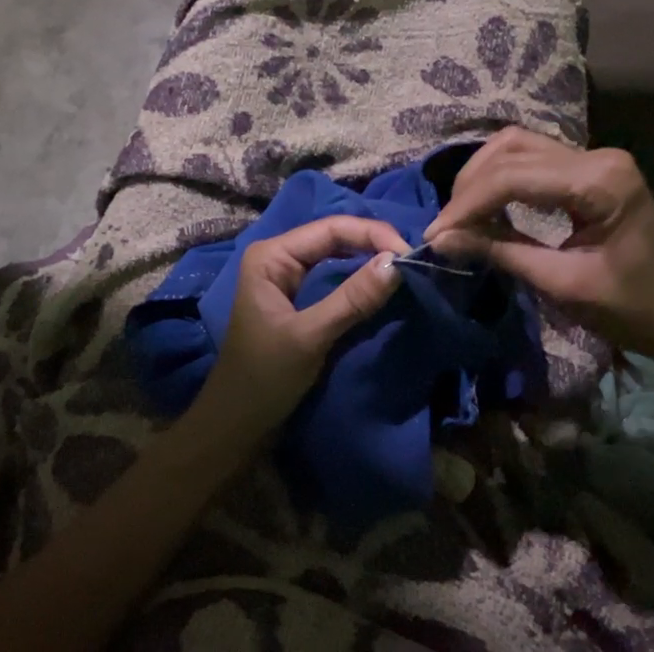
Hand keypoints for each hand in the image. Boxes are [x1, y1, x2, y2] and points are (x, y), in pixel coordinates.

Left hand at [188, 216, 409, 445]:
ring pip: (338, 258)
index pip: (330, 229)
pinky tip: (385, 287)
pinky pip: (336, 280)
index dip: (372, 234)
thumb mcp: (310, 336)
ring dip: (371, 261)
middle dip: (374, 245)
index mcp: (271, 255)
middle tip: (415, 261)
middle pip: (335, 238)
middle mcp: (279, 258)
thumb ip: (352, 299)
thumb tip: (396, 262)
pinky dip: (361, 282)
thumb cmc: (264, 377)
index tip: (411, 252)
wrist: (237, 424)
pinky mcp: (301, 302)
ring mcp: (289, 280)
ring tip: (408, 268)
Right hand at [423, 128, 653, 369]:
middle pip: (511, 150)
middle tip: (445, 228)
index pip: (514, 177)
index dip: (468, 204)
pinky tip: (485, 205)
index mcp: (601, 182)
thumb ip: (500, 253)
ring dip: (481, 176)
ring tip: (461, 216)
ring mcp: (596, 159)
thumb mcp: (561, 284)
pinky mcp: (590, 170)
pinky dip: (501, 177)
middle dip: (470, 187)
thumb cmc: (631, 309)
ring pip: (517, 147)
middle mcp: (598, 157)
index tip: (435, 235)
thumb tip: (441, 240)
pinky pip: (532, 158)